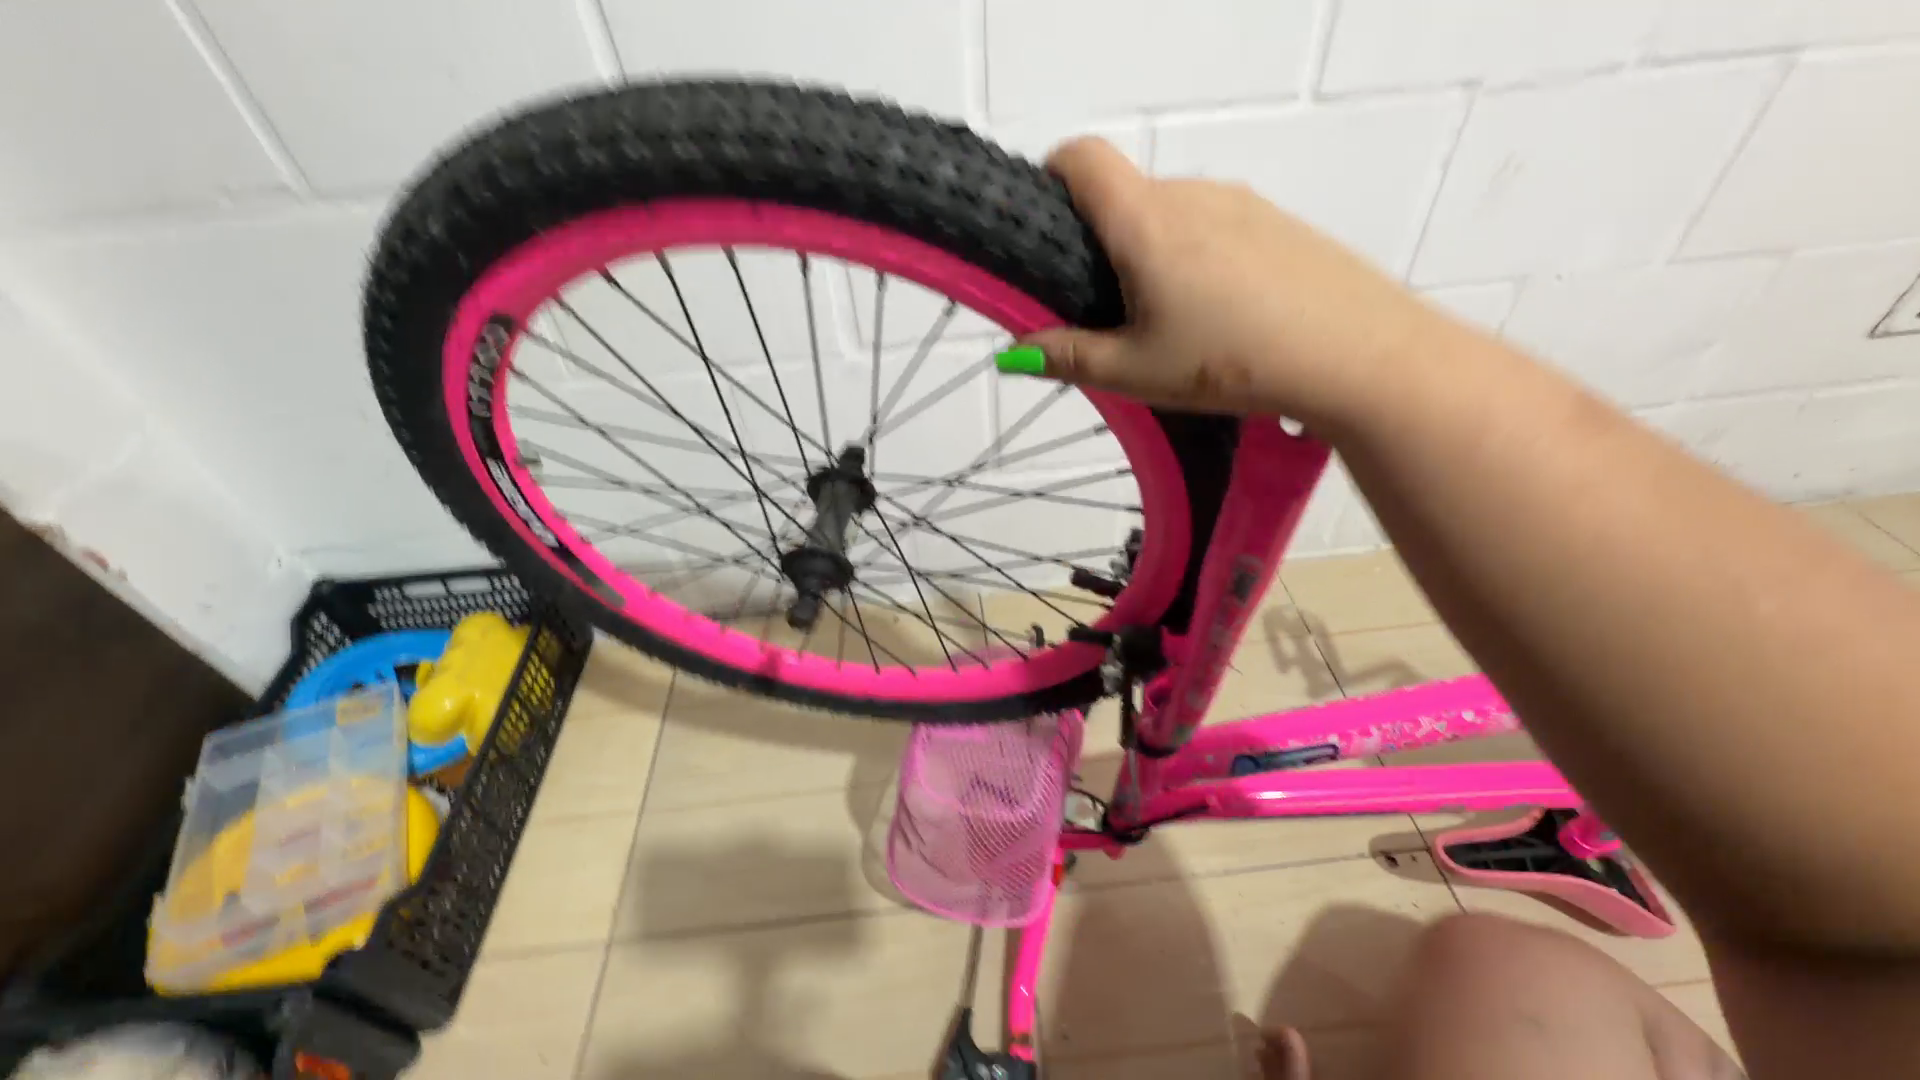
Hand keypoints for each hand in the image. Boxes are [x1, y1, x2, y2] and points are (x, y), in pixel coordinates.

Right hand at [1016, 137, 1453, 429]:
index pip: (1083, 158)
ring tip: (1176, 322)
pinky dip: (1201, 256)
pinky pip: (1218, 225)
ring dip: (1156, 252)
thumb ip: (1067, 357)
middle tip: (1114, 312)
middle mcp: (1191, 194)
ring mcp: (1240, 203)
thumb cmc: (1230, 361)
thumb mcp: (1135, 372)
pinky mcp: (1278, 221)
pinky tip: (1225, 313)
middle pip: (1127, 196)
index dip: (1054, 176)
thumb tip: (1013, 353)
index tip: (1050, 227)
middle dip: (1106, 242)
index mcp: (1145, 221)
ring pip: (1174, 214)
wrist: (1357, 355)